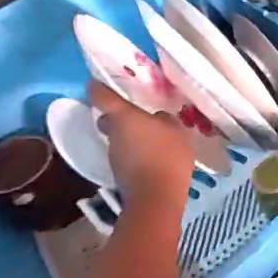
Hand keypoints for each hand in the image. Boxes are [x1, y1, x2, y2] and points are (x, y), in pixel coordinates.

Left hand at [90, 81, 192, 206]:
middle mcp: (112, 131)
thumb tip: (157, 117)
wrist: (156, 195)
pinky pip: (127, 153)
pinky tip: (154, 157)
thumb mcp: (177, 130)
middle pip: (109, 118)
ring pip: (119, 136)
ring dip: (132, 135)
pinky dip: (137, 152)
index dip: (100, 86)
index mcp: (123, 115)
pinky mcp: (119, 169)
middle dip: (120, 115)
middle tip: (140, 115)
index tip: (102, 82)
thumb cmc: (167, 155)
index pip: (101, 94)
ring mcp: (113, 152)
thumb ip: (165, 119)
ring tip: (154, 139)